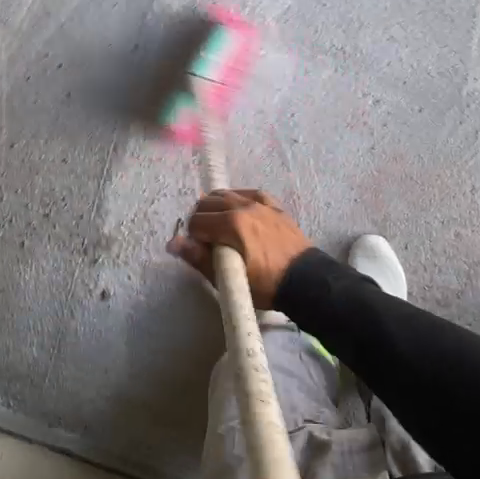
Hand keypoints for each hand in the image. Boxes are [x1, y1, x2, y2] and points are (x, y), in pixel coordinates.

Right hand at [168, 190, 313, 308]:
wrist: (306, 281)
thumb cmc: (265, 284)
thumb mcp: (228, 277)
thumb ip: (198, 258)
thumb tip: (173, 243)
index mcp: (230, 223)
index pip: (196, 221)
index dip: (192, 237)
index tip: (200, 251)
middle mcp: (244, 206)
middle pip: (207, 203)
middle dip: (201, 220)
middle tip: (206, 241)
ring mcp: (261, 204)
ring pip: (227, 194)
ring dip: (216, 207)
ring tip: (219, 227)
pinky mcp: (274, 207)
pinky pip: (249, 194)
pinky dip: (238, 199)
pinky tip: (238, 210)